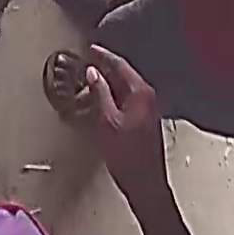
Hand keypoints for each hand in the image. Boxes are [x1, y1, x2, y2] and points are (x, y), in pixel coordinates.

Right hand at [71, 45, 167, 199]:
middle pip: (123, 75)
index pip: (120, 65)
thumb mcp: (107, 121)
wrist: (146, 186)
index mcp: (141, 93)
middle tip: (86, 61)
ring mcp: (147, 110)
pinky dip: (112, 96)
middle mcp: (147, 97)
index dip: (103, 55)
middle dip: (104, 68)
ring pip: (124, 88)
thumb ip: (100, 93)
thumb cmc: (128, 156)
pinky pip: (126, 99)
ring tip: (89, 80)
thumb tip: (92, 72)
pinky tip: (100, 100)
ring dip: (107, 83)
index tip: (90, 48)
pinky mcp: (144, 121)